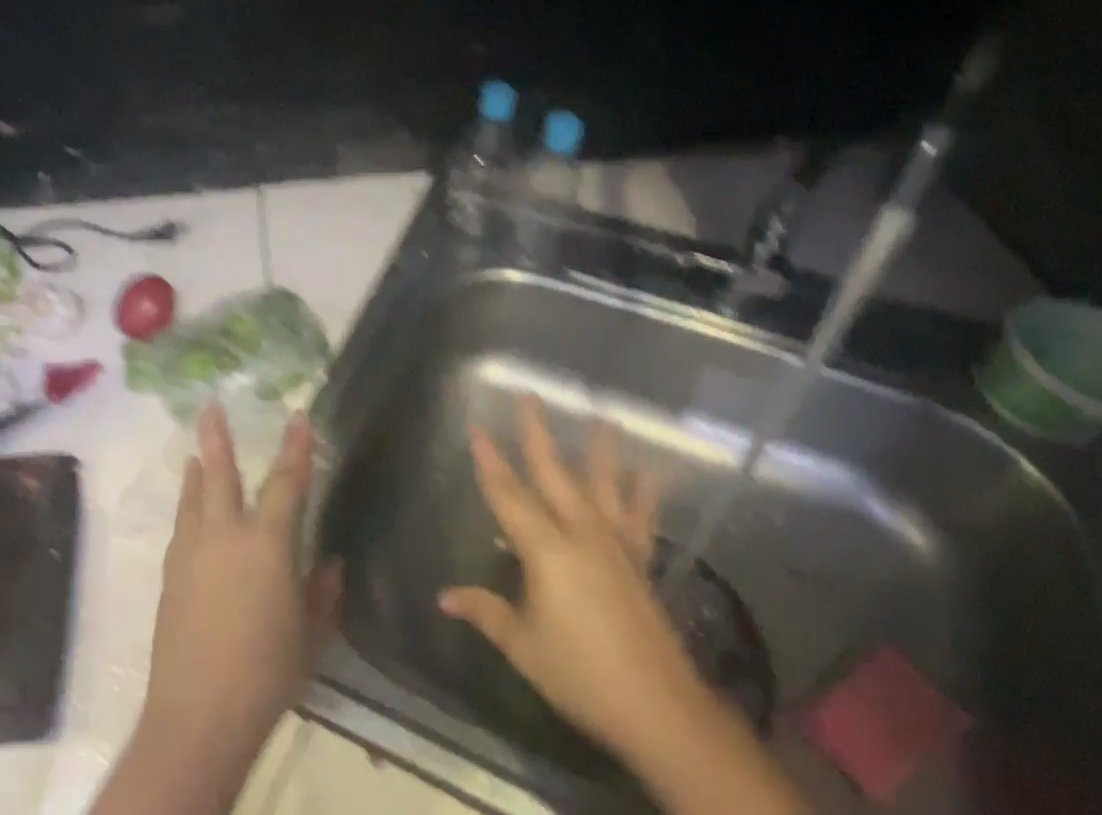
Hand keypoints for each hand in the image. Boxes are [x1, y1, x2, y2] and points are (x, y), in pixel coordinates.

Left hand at [137, 405, 342, 768]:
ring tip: (194, 453)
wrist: (200, 713)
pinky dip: (187, 510)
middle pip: (218, 475)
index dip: (296, 448)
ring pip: (192, 499)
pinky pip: (182, 529)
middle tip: (211, 405)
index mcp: (266, 543)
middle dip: (217, 438)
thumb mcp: (311, 633)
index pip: (285, 482)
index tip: (299, 417)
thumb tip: (329, 563)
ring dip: (196, 473)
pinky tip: (190, 514)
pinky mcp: (169, 577)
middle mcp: (224, 536)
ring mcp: (190, 554)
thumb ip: (322, 592)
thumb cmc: (268, 672)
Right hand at [440, 395, 808, 814]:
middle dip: (537, 434)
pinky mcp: (639, 561)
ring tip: (603, 417)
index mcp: (545, 551)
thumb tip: (444, 596)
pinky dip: (645, 491)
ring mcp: (615, 544)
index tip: (477, 428)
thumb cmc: (579, 673)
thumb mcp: (522, 645)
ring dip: (600, 450)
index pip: (508, 496)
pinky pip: (641, 516)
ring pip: (603, 485)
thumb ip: (486, 612)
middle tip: (529, 396)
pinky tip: (651, 470)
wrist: (656, 704)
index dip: (490, 461)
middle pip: (554, 474)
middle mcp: (581, 534)